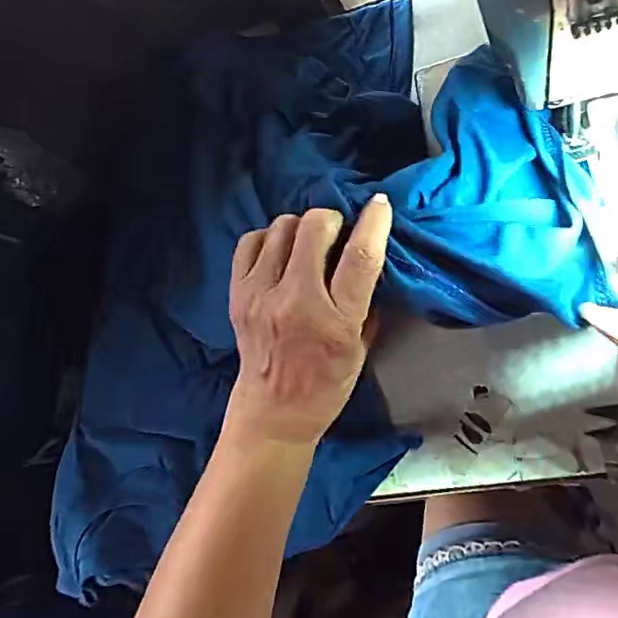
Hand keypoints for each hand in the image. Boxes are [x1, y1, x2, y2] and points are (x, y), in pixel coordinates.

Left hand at [224, 196, 393, 450]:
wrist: (272, 413)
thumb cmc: (326, 384)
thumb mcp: (361, 348)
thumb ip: (366, 301)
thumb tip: (370, 252)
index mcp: (336, 323)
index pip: (360, 258)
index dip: (374, 223)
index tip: (380, 203)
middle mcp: (296, 303)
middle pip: (315, 228)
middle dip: (332, 220)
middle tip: (337, 235)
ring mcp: (261, 296)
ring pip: (282, 227)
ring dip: (301, 228)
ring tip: (307, 245)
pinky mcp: (237, 294)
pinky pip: (252, 241)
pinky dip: (270, 238)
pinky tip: (279, 253)